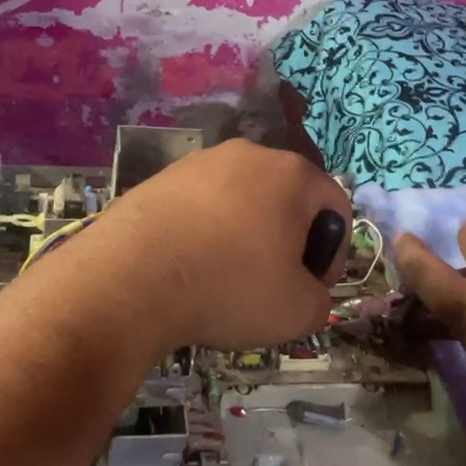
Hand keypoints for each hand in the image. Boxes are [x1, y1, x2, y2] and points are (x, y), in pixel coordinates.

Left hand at [72, 139, 351, 350]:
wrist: (130, 278)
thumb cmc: (229, 287)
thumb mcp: (298, 311)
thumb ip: (320, 299)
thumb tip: (307, 292)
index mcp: (291, 174)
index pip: (334, 205)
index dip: (333, 252)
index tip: (312, 288)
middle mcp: (248, 154)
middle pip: (286, 197)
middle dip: (288, 240)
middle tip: (272, 283)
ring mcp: (199, 162)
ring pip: (241, 199)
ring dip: (245, 234)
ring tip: (225, 277)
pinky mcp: (161, 178)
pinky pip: (200, 205)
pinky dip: (205, 231)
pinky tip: (189, 266)